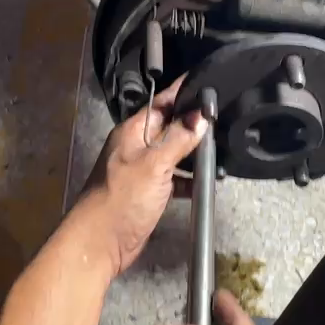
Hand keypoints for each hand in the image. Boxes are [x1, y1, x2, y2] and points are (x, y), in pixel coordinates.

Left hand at [69, 78, 208, 276]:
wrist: (100, 243)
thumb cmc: (123, 199)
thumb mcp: (154, 164)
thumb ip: (178, 138)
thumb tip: (201, 117)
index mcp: (133, 131)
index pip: (163, 102)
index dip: (184, 92)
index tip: (210, 82)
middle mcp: (137, 146)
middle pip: (170, 126)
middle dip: (194, 123)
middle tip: (224, 118)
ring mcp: (142, 169)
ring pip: (174, 153)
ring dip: (194, 153)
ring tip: (223, 150)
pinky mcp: (148, 191)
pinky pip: (173, 177)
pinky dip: (188, 178)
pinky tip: (207, 181)